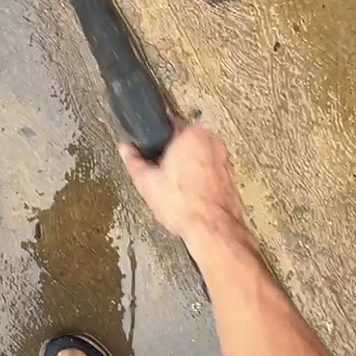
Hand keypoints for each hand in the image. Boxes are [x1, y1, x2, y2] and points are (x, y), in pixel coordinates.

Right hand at [118, 124, 252, 249]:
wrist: (212, 228)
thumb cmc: (185, 205)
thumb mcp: (146, 182)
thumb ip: (133, 161)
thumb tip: (126, 150)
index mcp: (192, 135)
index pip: (169, 126)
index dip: (156, 143)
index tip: (150, 154)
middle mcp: (212, 143)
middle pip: (185, 143)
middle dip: (173, 157)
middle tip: (161, 176)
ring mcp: (223, 160)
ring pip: (198, 158)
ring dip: (187, 170)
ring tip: (175, 191)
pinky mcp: (229, 176)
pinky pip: (209, 172)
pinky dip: (199, 181)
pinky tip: (189, 197)